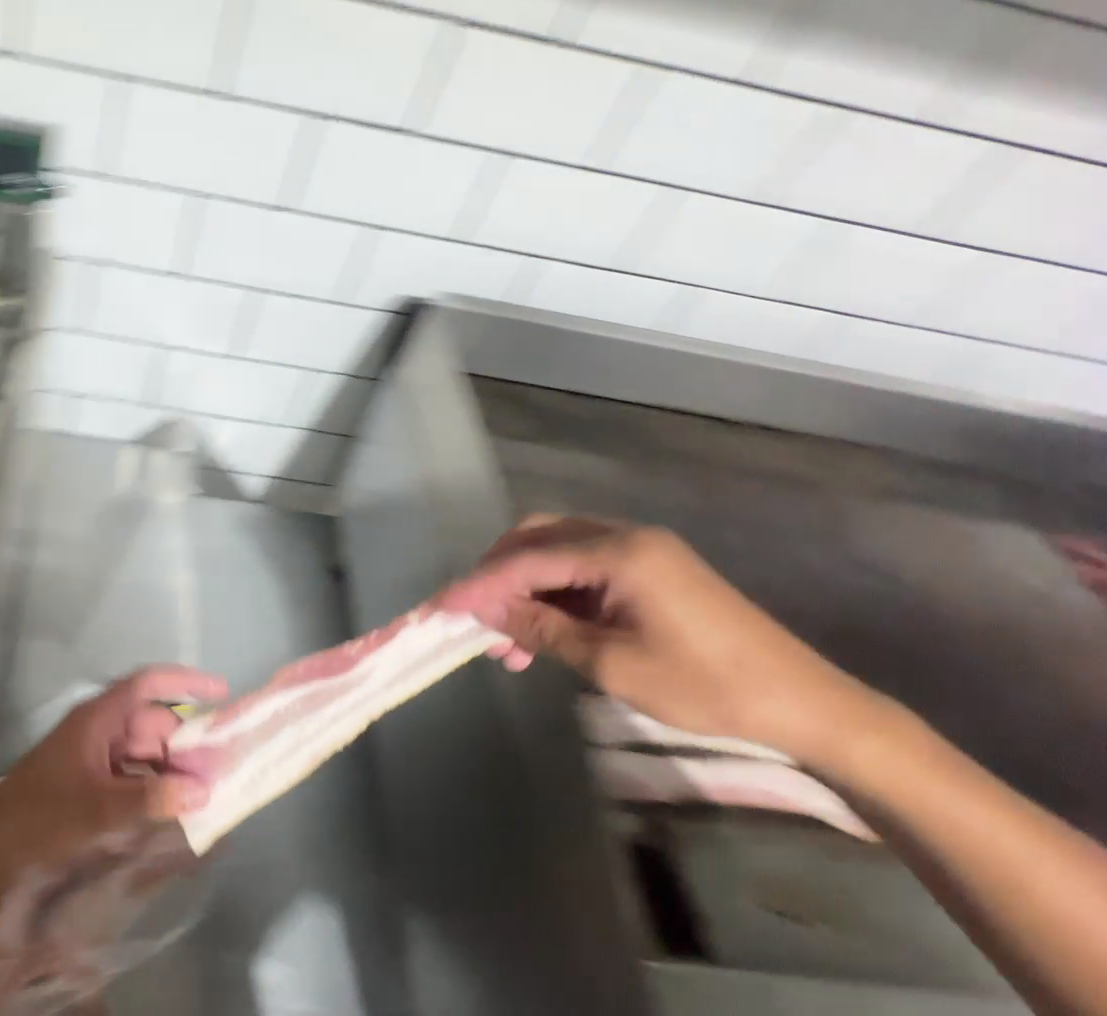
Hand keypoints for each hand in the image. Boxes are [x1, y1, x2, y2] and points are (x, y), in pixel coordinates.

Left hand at [0, 666, 227, 899]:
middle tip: (221, 771)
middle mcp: (98, 730)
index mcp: (96, 719)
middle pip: (151, 723)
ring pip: (144, 752)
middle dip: (186, 743)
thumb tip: (203, 790)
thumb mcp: (100, 809)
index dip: (184, 682)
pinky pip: (132, 774)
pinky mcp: (89, 782)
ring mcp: (93, 756)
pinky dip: (154, 786)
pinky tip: (174, 806)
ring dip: (172, 769)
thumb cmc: (43, 818)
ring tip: (206, 792)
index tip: (222, 691)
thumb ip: (153, 798)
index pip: (146, 685)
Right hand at [442, 515, 888, 758]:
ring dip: (524, 591)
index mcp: (620, 552)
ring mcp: (643, 552)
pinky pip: (585, 571)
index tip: (438, 608)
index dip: (478, 585)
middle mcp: (627, 537)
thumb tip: (486, 612)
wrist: (803, 703)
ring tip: (505, 643)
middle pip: (539, 539)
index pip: (527, 560)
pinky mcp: (653, 573)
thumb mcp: (612, 664)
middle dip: (497, 576)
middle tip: (472, 619)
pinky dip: (555, 597)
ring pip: (559, 555)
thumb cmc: (706, 686)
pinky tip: (542, 635)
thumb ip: (543, 630)